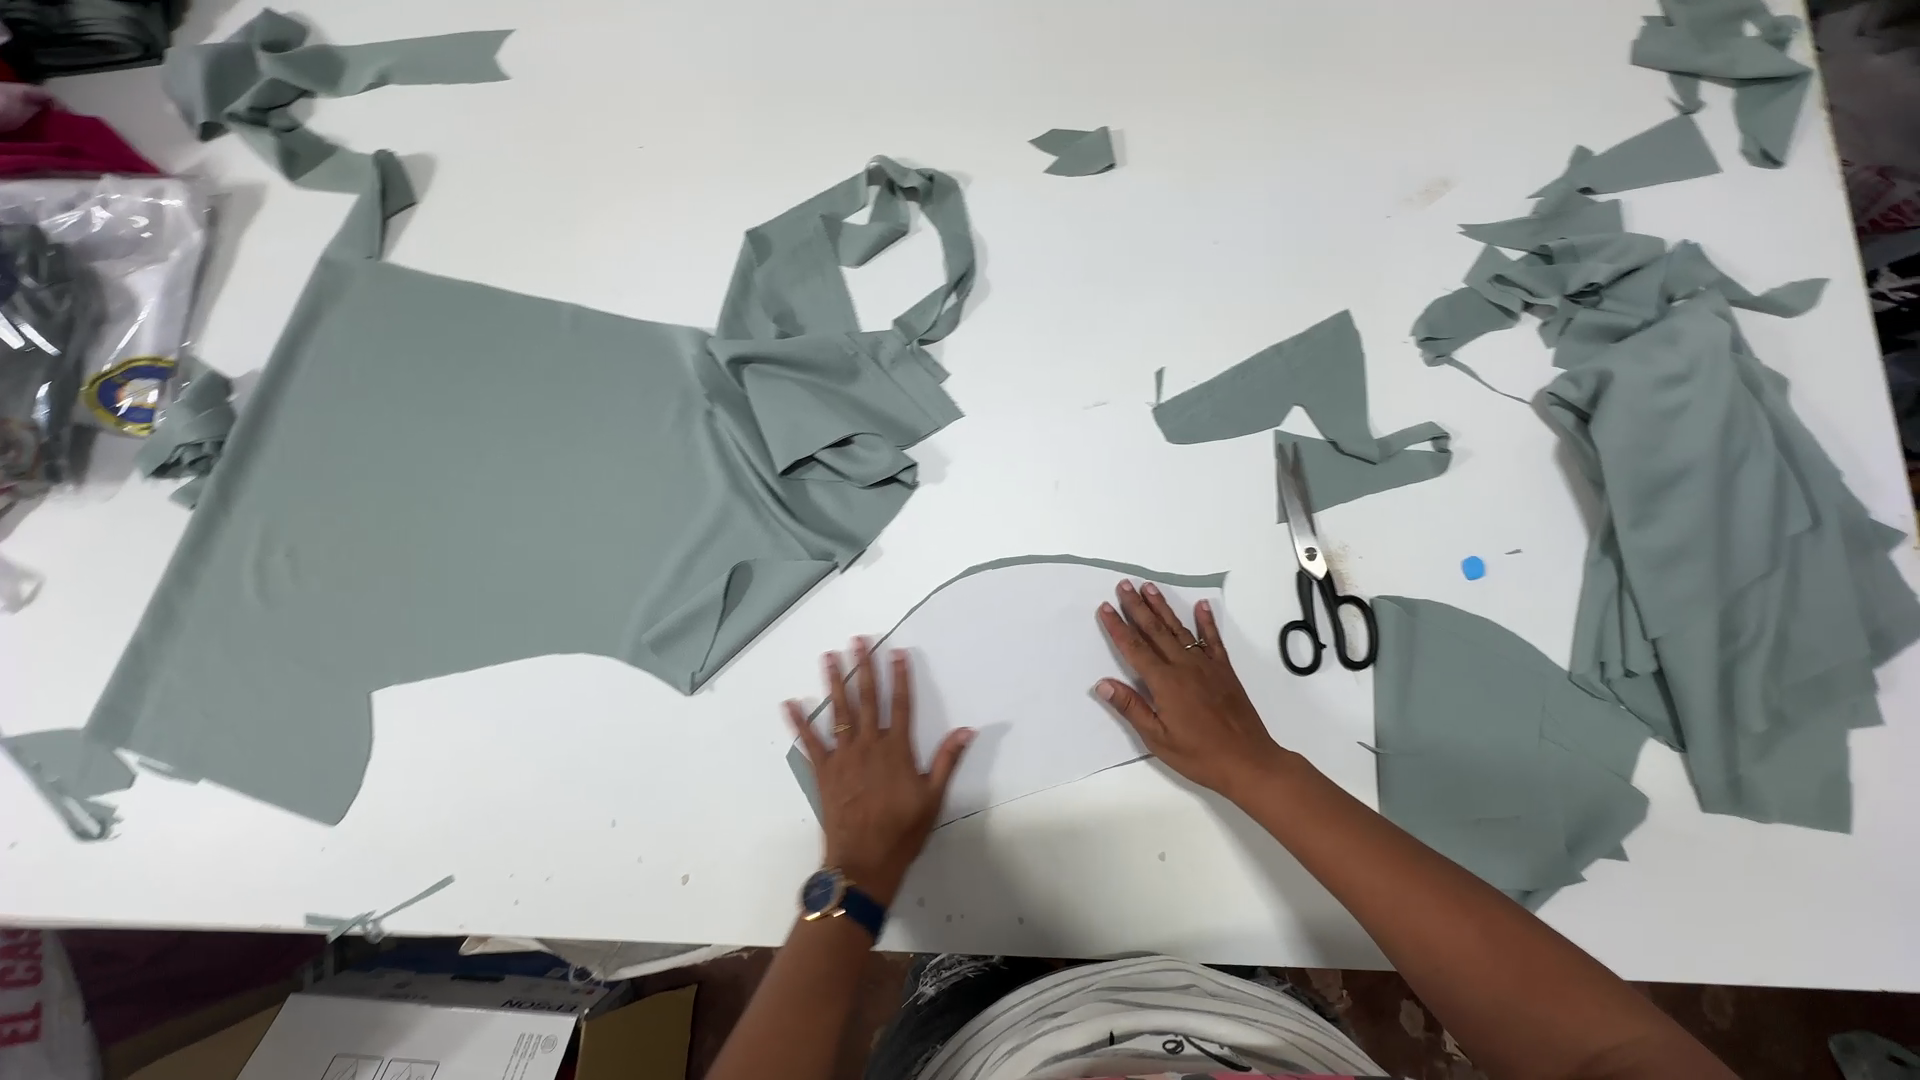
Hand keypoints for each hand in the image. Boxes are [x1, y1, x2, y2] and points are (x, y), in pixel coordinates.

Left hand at [787, 639, 972, 906]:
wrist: (864, 862)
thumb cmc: (902, 831)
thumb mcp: (933, 798)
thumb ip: (947, 760)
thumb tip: (967, 730)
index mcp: (896, 749)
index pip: (901, 704)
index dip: (900, 677)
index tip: (897, 651)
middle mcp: (868, 745)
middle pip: (867, 698)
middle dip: (863, 667)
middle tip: (858, 640)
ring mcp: (843, 756)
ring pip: (838, 711)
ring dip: (833, 682)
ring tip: (829, 656)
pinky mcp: (823, 772)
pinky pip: (809, 742)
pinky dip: (798, 723)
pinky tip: (789, 703)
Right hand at [1094, 580, 1296, 800]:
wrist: (1248, 761)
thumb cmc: (1199, 755)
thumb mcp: (1157, 738)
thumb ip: (1131, 707)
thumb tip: (1103, 683)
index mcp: (1165, 683)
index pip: (1134, 649)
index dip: (1118, 627)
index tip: (1105, 607)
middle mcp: (1184, 666)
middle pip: (1155, 630)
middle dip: (1137, 607)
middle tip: (1124, 584)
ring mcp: (1207, 666)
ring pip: (1179, 629)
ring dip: (1162, 607)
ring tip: (1149, 587)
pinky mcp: (1225, 671)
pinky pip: (1213, 640)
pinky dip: (1207, 621)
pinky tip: (1201, 605)